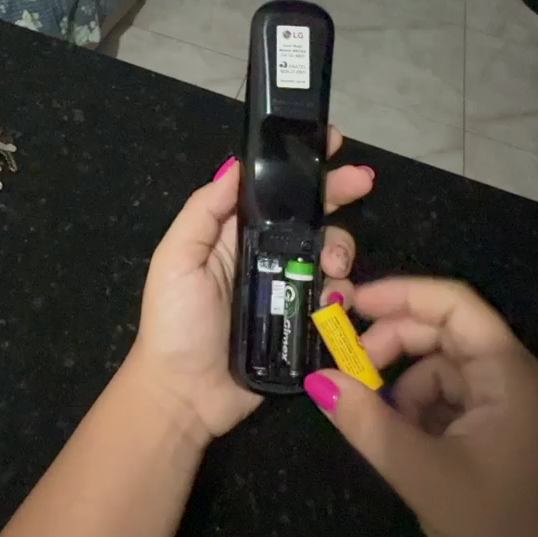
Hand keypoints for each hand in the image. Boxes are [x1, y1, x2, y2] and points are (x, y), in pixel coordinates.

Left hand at [124, 129, 373, 441]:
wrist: (185, 394)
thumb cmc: (175, 321)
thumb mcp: (177, 257)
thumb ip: (204, 210)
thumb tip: (234, 164)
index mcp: (235, 233)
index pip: (273, 192)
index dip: (301, 167)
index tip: (331, 142)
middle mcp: (266, 255)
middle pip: (310, 217)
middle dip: (338, 194)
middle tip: (362, 180)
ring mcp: (288, 290)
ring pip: (330, 255)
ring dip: (341, 249)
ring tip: (333, 263)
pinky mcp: (304, 324)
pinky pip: (335, 301)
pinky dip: (343, 296)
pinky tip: (335, 300)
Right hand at [305, 278, 537, 536]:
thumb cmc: (507, 536)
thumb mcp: (426, 478)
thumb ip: (368, 424)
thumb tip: (317, 380)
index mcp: (511, 374)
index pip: (454, 304)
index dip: (400, 294)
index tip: (350, 304)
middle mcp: (521, 382)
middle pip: (449, 335)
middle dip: (395, 345)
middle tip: (351, 369)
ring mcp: (522, 414)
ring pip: (451, 374)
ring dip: (408, 387)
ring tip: (381, 424)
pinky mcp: (516, 443)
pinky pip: (462, 406)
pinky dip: (428, 414)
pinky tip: (409, 446)